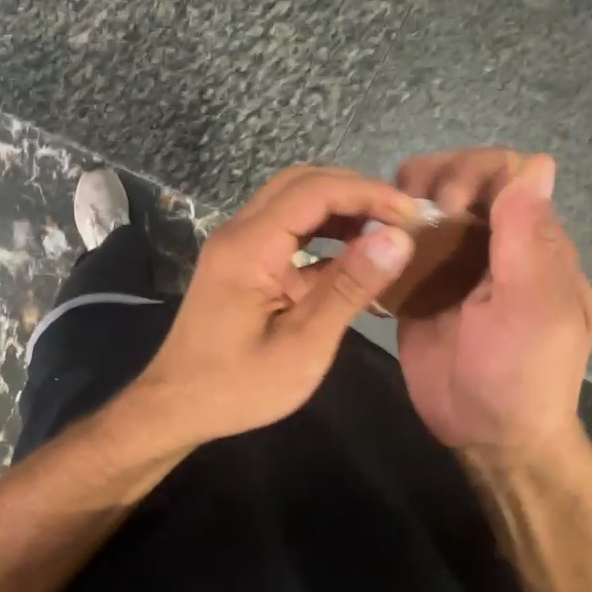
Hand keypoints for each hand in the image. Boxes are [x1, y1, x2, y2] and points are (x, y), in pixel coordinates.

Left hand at [125, 166, 418, 448]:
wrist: (175, 406)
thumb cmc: (238, 386)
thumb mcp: (303, 344)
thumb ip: (348, 287)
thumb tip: (398, 237)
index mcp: (248, 247)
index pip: (314, 191)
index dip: (368, 194)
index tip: (416, 216)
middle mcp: (237, 234)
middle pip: (300, 185)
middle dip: (355, 193)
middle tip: (404, 221)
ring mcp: (235, 248)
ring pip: (291, 205)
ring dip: (339, 211)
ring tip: (388, 236)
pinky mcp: (239, 266)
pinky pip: (284, 232)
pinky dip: (322, 236)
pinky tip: (356, 262)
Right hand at [394, 150, 591, 467]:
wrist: (487, 433)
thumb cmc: (522, 372)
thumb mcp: (534, 307)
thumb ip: (529, 238)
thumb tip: (537, 164)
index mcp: (533, 242)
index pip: (507, 172)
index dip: (472, 174)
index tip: (446, 206)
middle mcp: (494, 244)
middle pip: (461, 180)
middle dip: (431, 184)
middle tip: (413, 224)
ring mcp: (452, 266)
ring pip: (425, 209)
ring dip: (401, 207)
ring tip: (384, 232)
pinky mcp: (417, 290)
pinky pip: (398, 249)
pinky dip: (381, 240)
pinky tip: (367, 251)